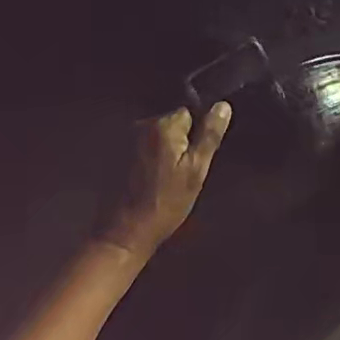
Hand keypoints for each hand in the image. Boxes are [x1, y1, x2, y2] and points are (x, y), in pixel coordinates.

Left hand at [98, 103, 231, 255]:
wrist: (124, 233)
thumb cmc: (165, 203)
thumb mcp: (196, 171)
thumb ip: (210, 135)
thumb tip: (222, 105)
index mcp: (165, 124)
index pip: (190, 111)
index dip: (196, 133)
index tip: (194, 157)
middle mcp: (143, 123)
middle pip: (172, 121)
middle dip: (178, 139)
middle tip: (180, 170)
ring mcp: (127, 137)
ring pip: (157, 133)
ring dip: (162, 147)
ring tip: (163, 175)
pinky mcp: (117, 152)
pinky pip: (142, 144)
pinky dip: (147, 155)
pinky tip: (149, 177)